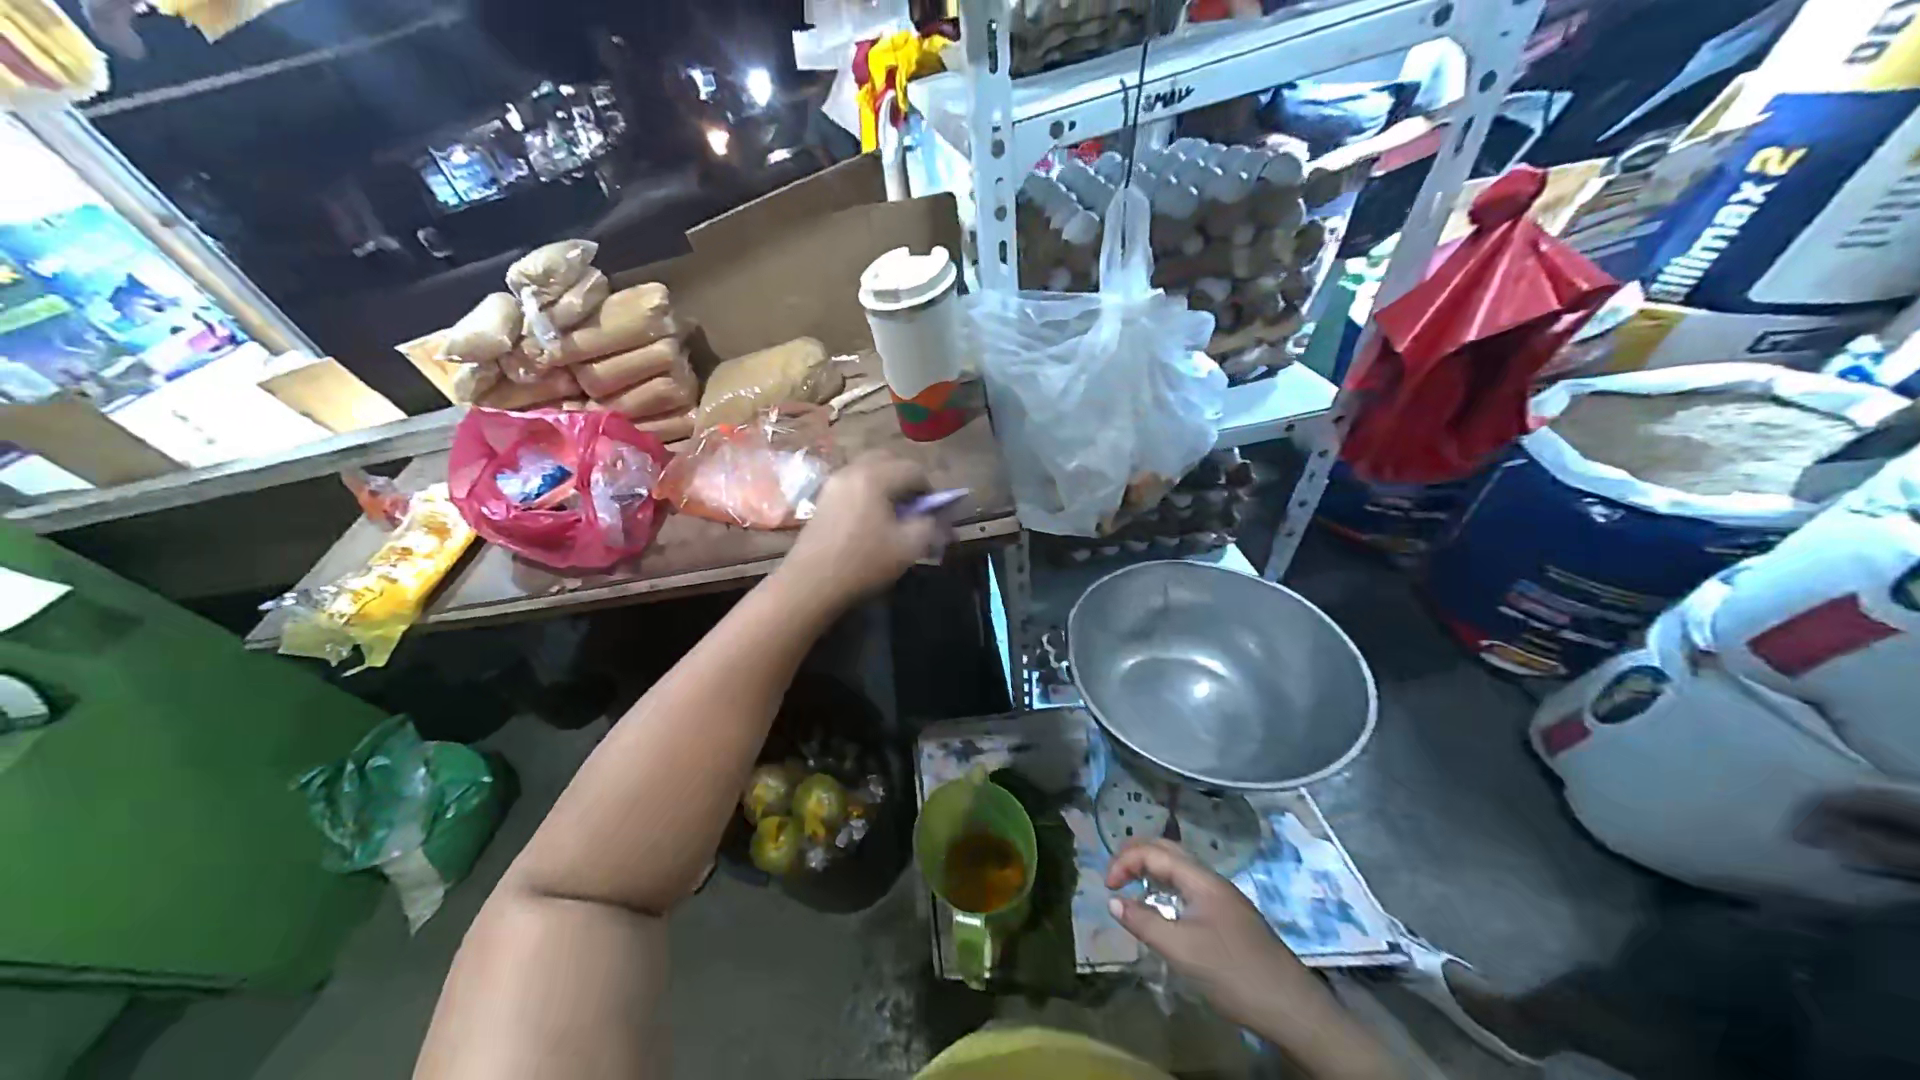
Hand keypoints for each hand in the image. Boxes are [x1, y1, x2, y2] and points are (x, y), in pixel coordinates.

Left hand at [776, 453, 940, 611]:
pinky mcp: (822, 499)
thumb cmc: (863, 562)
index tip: (934, 514)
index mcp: (875, 476)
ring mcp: (833, 483)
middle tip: (915, 507)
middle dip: (907, 480)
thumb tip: (938, 518)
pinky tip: (871, 520)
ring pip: (869, 470)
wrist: (810, 584)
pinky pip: (854, 483)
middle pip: (888, 460)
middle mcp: (852, 470)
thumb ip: (931, 525)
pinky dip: (869, 492)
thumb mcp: (909, 546)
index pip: (914, 469)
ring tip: (894, 515)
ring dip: (887, 485)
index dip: (930, 490)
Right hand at [1106, 839, 1331, 1034]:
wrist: (1291, 1007)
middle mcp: (1212, 880)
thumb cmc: (1233, 974)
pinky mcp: (1229, 917)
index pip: (1154, 851)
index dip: (1124, 862)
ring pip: (1180, 868)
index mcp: (1201, 879)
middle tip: (1114, 877)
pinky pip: (1190, 887)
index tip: (1107, 888)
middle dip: (1136, 855)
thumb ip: (1145, 922)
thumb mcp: (1181, 950)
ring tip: (1132, 889)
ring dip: (1152, 869)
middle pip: (1168, 850)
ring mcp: (1224, 898)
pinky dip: (1167, 887)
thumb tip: (1114, 901)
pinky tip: (1163, 909)